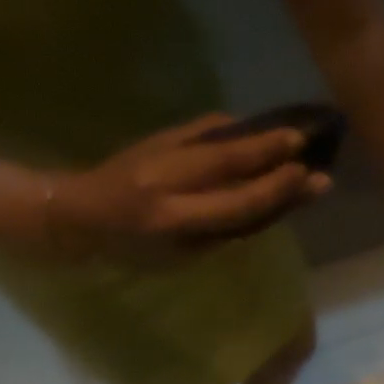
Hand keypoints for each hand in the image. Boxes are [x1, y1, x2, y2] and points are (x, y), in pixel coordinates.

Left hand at [51, 113, 329, 256]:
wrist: (75, 214)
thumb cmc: (130, 250)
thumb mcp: (176, 256)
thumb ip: (220, 231)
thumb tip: (268, 206)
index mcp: (173, 219)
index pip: (236, 202)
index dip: (275, 188)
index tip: (306, 177)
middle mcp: (168, 181)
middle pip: (232, 159)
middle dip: (274, 149)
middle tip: (309, 141)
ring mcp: (160, 152)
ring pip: (220, 138)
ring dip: (258, 134)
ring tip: (291, 132)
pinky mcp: (156, 136)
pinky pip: (203, 128)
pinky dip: (233, 128)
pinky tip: (252, 129)